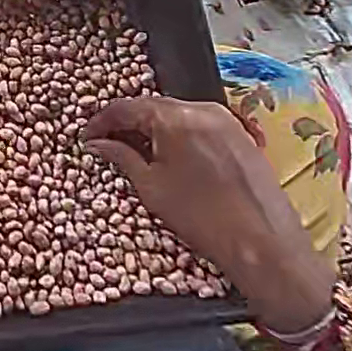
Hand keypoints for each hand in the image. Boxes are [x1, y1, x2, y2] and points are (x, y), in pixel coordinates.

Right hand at [82, 96, 334, 330]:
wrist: (264, 244)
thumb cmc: (200, 217)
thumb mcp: (151, 187)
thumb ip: (121, 156)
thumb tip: (97, 143)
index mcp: (175, 118)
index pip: (127, 107)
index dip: (102, 120)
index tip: (87, 136)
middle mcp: (201, 109)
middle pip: (152, 105)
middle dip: (126, 121)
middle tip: (106, 141)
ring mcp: (225, 119)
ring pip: (176, 113)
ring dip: (152, 126)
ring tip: (134, 148)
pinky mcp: (241, 134)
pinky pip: (197, 123)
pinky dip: (176, 132)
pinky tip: (168, 153)